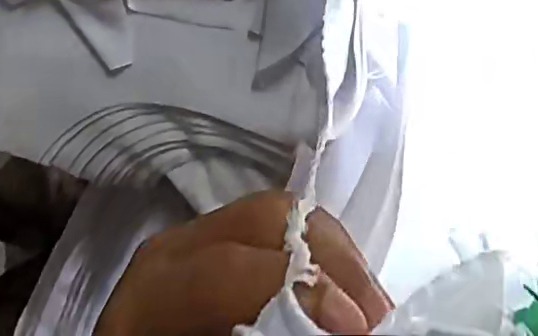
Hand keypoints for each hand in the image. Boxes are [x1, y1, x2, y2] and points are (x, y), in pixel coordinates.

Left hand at [95, 190, 393, 335]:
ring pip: (272, 213)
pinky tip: (332, 288)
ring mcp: (189, 236)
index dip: (300, 287)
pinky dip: (307, 251)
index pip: (233, 267)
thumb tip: (324, 322)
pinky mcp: (204, 245)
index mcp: (160, 285)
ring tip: (365, 300)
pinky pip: (263, 229)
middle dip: (331, 255)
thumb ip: (259, 329)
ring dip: (328, 249)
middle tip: (377, 312)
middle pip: (265, 216)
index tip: (356, 328)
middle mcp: (176, 244)